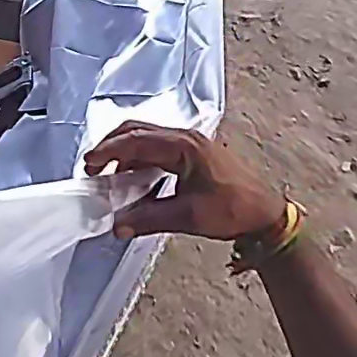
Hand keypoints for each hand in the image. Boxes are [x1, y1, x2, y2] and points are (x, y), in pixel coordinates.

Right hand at [82, 121, 284, 240]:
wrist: (267, 216)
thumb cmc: (235, 211)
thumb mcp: (188, 217)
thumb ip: (148, 219)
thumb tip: (118, 225)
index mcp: (184, 146)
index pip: (136, 141)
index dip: (108, 151)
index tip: (89, 163)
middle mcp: (185, 138)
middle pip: (137, 130)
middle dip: (111, 145)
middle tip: (92, 166)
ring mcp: (189, 143)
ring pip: (146, 137)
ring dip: (123, 151)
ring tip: (107, 173)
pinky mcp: (192, 153)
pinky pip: (157, 147)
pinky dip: (138, 158)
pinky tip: (131, 177)